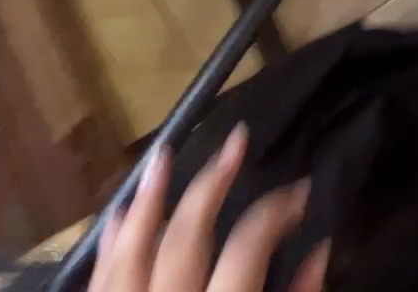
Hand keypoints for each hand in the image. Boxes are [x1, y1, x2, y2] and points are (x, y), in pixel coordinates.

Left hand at [91, 124, 328, 291]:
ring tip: (162, 155)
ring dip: (145, 202)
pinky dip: (108, 247)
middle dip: (210, 183)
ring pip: (127, 256)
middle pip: (184, 238)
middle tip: (236, 140)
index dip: (277, 210)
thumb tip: (321, 247)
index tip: (300, 191)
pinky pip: (97, 285)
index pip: (248, 245)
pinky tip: (118, 215)